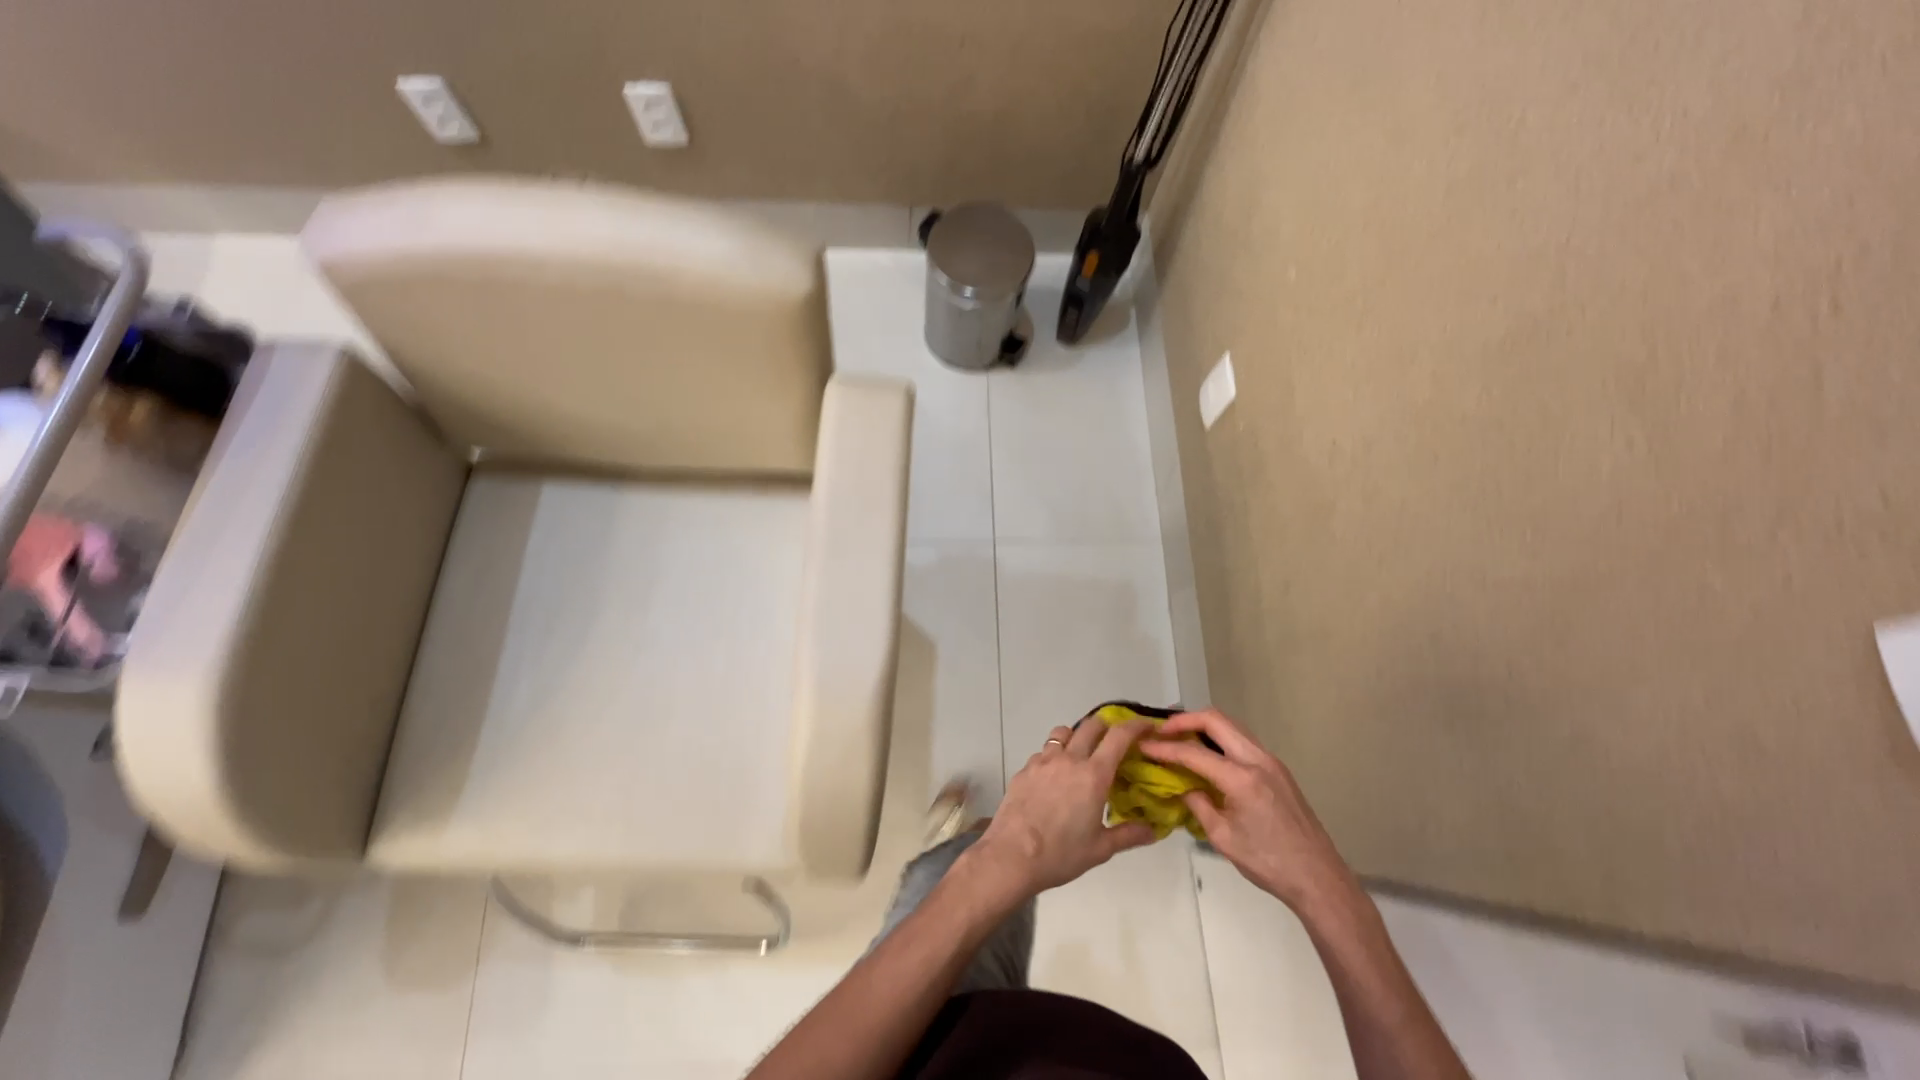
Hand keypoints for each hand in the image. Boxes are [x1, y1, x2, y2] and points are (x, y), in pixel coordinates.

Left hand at [966, 719, 1158, 896]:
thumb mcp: (1100, 849)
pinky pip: (1043, 752)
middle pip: (1090, 725)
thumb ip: (1128, 835)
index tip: (1146, 726)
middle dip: (1106, 727)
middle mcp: (1069, 760)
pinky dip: (1054, 756)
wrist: (1011, 857)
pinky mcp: (1023, 770)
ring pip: (1062, 732)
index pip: (1119, 736)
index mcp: (1093, 775)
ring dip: (1076, 736)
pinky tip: (1054, 778)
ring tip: (1080, 755)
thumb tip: (1152, 831)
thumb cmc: (1060, 854)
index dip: (1135, 726)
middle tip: (1114, 741)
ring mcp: (1042, 762)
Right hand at [1139, 709, 1358, 912]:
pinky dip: (1221, 740)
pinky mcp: (1279, 770)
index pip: (1194, 752)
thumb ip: (1198, 805)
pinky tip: (1207, 756)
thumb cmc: (1268, 863)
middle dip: (1184, 720)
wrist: (1318, 876)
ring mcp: (1272, 762)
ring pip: (1232, 727)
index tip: (1143, 745)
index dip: (1165, 748)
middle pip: (1216, 720)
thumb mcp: (1223, 838)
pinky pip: (1244, 742)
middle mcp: (1258, 760)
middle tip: (1160, 731)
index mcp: (1242, 779)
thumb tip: (1183, 787)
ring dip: (1204, 726)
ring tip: (1179, 738)